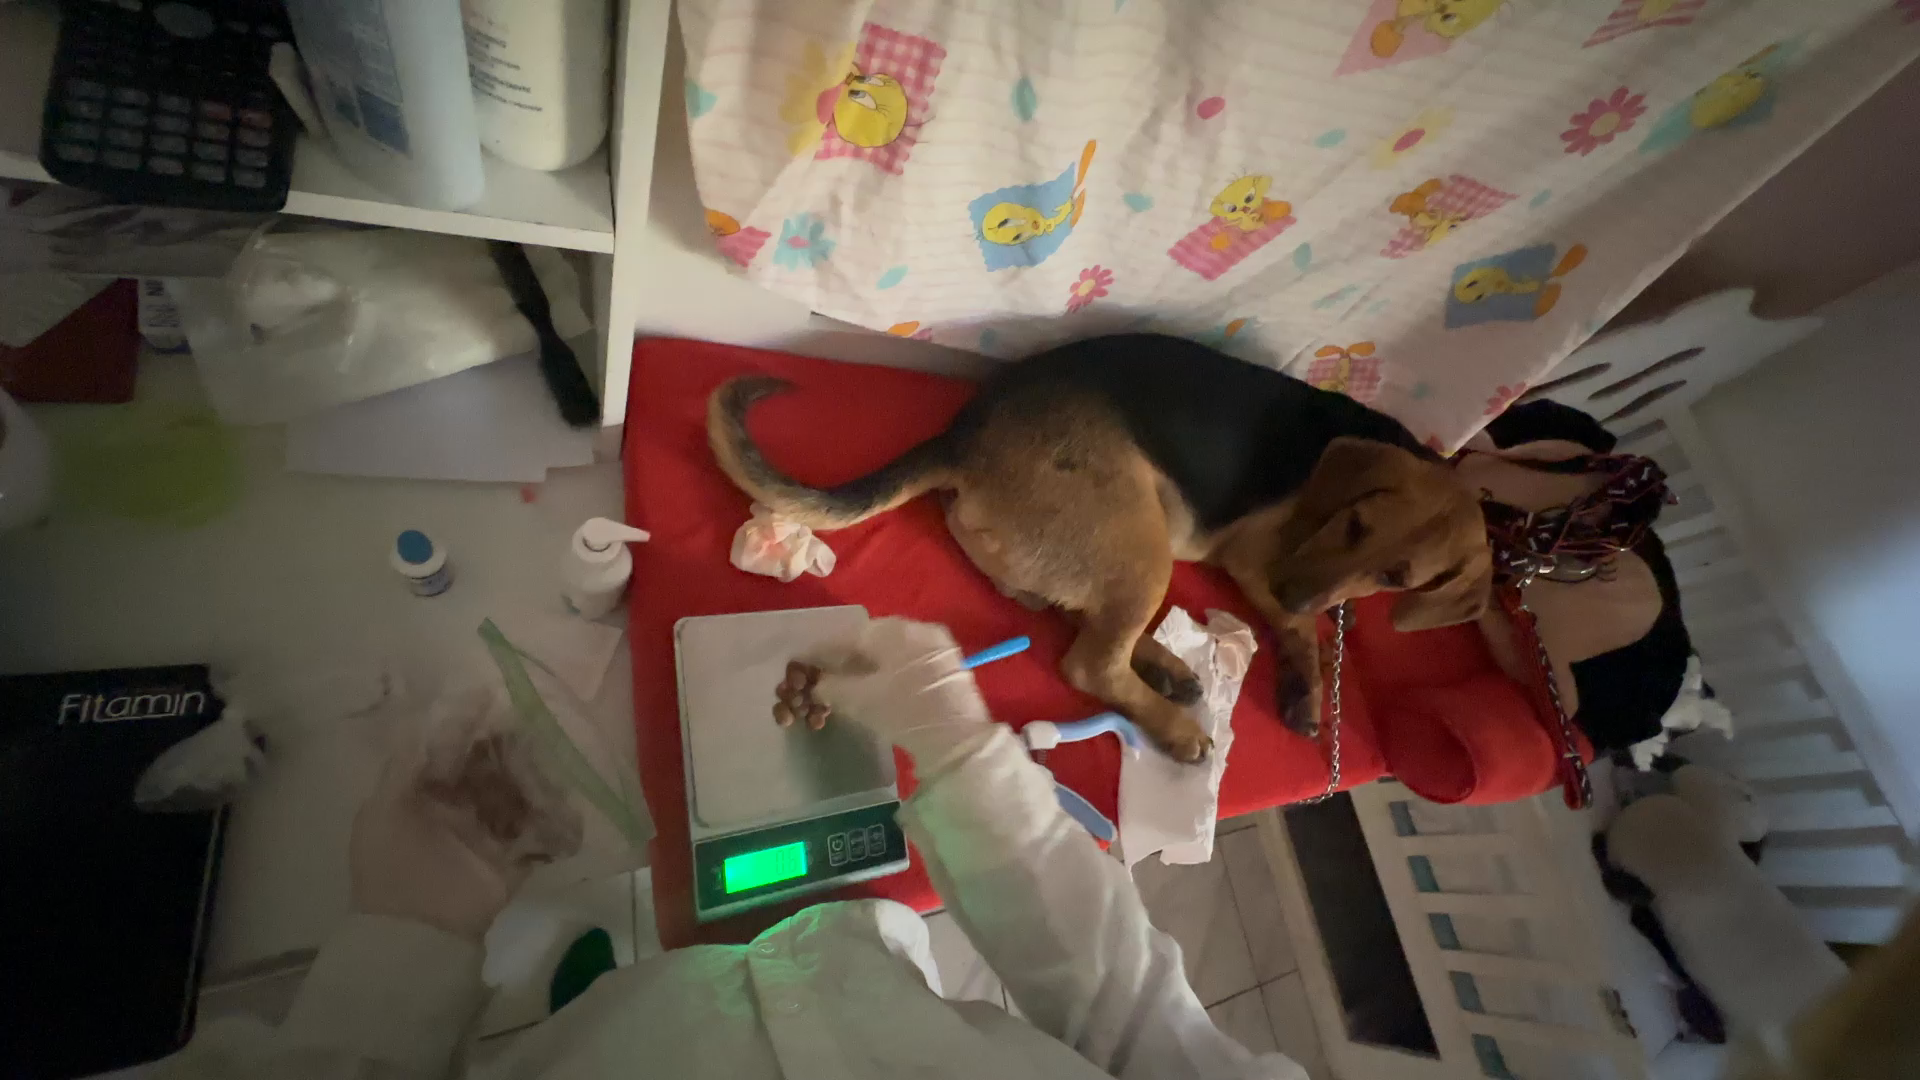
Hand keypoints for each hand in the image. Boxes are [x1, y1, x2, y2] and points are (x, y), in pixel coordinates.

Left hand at [350, 688, 580, 941]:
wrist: (416, 934)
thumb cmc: (394, 867)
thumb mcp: (383, 811)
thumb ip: (406, 763)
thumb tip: (433, 712)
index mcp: (432, 791)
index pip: (460, 747)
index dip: (476, 725)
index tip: (496, 704)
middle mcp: (466, 803)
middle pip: (500, 764)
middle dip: (517, 752)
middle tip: (529, 746)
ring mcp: (495, 828)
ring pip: (526, 790)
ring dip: (539, 782)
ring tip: (546, 784)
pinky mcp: (519, 853)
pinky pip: (545, 827)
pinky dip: (557, 819)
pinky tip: (561, 813)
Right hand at [773, 617, 998, 781]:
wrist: (957, 739)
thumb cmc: (903, 712)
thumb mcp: (858, 700)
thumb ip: (831, 686)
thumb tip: (819, 683)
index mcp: (894, 629)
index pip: (849, 635)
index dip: (824, 652)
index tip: (806, 665)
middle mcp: (918, 628)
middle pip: (873, 639)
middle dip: (848, 659)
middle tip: (829, 679)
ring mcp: (938, 644)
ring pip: (893, 650)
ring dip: (870, 665)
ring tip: (852, 688)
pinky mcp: (950, 664)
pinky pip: (911, 659)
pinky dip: (892, 670)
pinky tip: (882, 690)